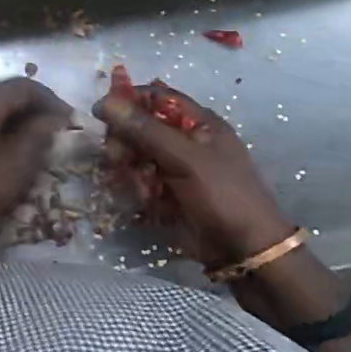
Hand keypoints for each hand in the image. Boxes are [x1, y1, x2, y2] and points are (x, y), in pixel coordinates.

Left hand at [0, 78, 71, 260]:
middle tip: (58, 130)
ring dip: (17, 120)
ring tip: (40, 143)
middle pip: (4, 93)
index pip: (20, 86)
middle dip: (34, 107)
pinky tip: (11, 154)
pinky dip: (0, 131)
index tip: (72, 120)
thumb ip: (35, 139)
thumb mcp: (10, 172)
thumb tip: (53, 118)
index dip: (50, 99)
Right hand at [94, 84, 293, 262]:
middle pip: (139, 127)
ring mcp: (175, 168)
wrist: (247, 254)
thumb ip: (144, 129)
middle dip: (124, 142)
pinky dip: (136, 190)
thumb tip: (104, 101)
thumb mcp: (185, 158)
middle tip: (116, 159)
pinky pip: (139, 182)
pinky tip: (143, 202)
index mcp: (198, 123)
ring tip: (138, 189)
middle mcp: (185, 141)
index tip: (103, 113)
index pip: (156, 97)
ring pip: (135, 155)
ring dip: (129, 170)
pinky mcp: (167, 193)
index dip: (129, 100)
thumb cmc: (223, 196)